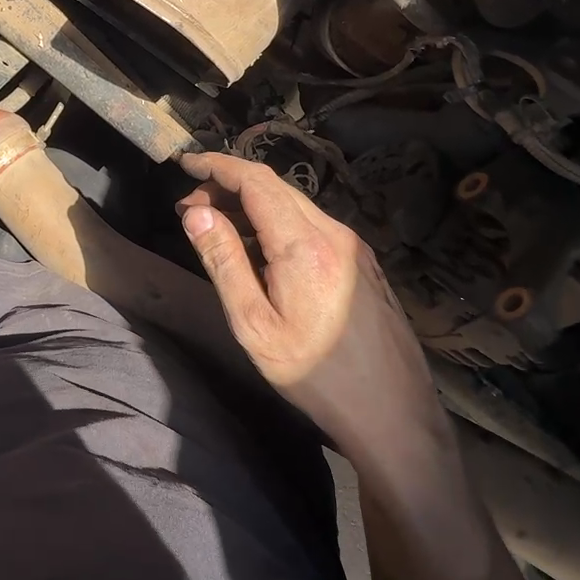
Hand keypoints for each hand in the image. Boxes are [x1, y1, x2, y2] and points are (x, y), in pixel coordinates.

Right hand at [175, 153, 440, 459]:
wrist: (395, 417)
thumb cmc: (315, 374)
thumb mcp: (254, 324)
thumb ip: (223, 261)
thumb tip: (194, 211)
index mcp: (305, 246)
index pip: (256, 181)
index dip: (217, 165)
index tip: (184, 163)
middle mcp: (335, 234)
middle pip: (274, 186)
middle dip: (227, 185)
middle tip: (190, 207)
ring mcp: (354, 248)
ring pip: (294, 204)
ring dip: (250, 204)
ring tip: (217, 227)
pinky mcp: (363, 264)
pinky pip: (311, 224)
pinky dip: (275, 220)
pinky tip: (258, 249)